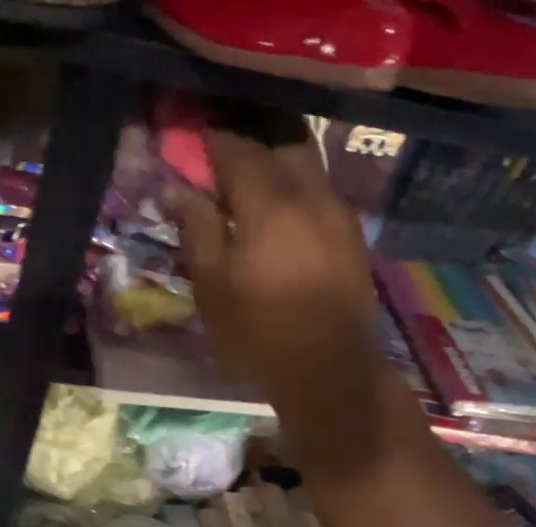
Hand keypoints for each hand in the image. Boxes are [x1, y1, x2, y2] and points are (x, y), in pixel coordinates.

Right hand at [172, 130, 382, 395]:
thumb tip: (181, 189)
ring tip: (253, 202)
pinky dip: (299, 197)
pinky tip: (284, 227)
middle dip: (249, 154)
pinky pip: (323, 197)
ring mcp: (339, 215)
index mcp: (268, 205)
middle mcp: (310, 196)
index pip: (237, 150)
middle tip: (223, 178)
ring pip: (308, 170)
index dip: (211, 144)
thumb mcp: (212, 289)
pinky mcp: (354, 238)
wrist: (329, 372)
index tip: (191, 149)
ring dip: (278, 174)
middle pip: (279, 149)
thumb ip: (198, 230)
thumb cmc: (259, 336)